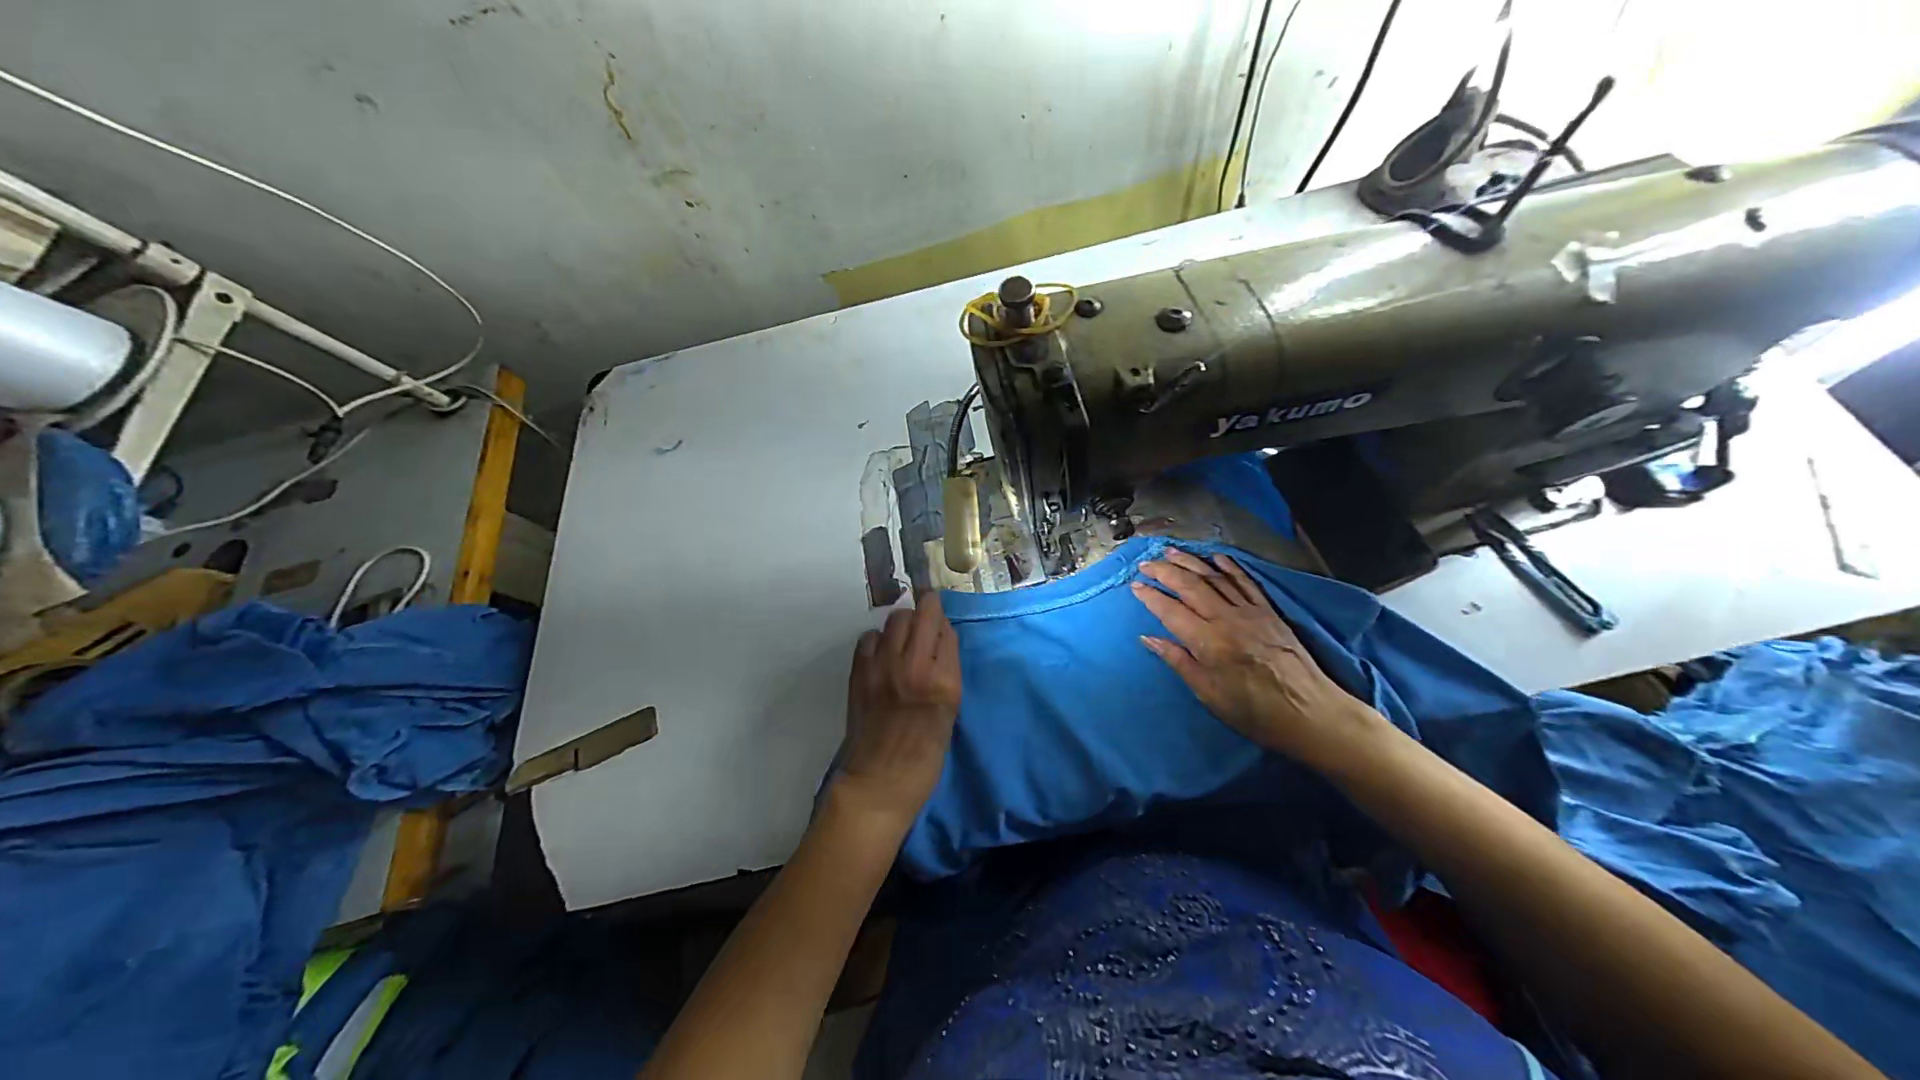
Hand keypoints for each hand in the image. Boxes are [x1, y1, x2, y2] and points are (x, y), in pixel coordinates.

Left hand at [831, 592, 961, 829]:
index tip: (940, 618)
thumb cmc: (924, 756)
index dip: (943, 618)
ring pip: (894, 619)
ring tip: (903, 640)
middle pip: (920, 614)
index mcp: (944, 681)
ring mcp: (882, 667)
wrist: (878, 782)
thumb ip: (946, 670)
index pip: (945, 627)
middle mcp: (913, 666)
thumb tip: (939, 636)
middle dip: (924, 612)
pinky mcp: (859, 672)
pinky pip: (869, 638)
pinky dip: (878, 640)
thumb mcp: (950, 711)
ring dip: (902, 624)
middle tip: (924, 623)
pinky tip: (882, 656)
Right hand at [1131, 550, 1389, 773]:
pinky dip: (1230, 566)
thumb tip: (1149, 638)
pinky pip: (1245, 582)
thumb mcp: (1208, 694)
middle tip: (1146, 563)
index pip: (1171, 610)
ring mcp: (1250, 611)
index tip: (1134, 585)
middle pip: (1190, 586)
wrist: (1310, 713)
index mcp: (1208, 641)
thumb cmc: (1253, 711)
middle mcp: (1226, 618)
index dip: (1151, 596)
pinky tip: (1216, 557)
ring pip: (1215, 577)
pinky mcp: (1269, 611)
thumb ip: (1179, 661)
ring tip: (1171, 552)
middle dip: (1165, 571)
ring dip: (1191, 562)